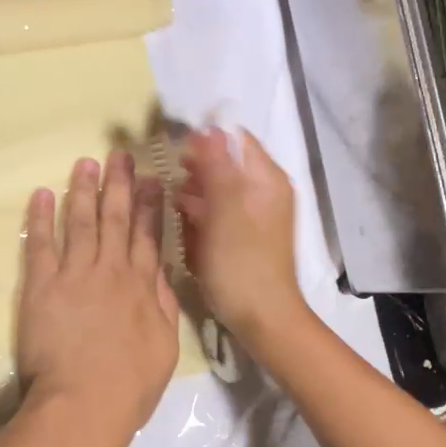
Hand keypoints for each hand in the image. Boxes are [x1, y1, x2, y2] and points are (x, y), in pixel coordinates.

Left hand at [16, 151, 181, 437]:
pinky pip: (41, 244)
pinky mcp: (42, 285)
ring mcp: (75, 274)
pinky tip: (43, 194)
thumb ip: (163, 304)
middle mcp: (110, 270)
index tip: (152, 179)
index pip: (147, 235)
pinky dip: (42, 217)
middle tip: (119, 155)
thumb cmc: (129, 384)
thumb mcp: (164, 345)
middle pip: (115, 219)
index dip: (150, 205)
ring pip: (81, 222)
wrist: (85, 403)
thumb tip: (161, 271)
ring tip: (86, 163)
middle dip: (119, 184)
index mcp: (142, 285)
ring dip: (83, 190)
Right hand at [177, 127, 308, 344]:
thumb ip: (217, 167)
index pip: (236, 138)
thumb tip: (208, 127)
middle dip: (199, 173)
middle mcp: (267, 190)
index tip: (178, 154)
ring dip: (199, 197)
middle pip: (227, 163)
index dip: (207, 140)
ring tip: (184, 214)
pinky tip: (192, 232)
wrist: (263, 319)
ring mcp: (259, 214)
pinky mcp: (248, 235)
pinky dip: (206, 217)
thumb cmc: (242, 265)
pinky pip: (222, 212)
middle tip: (179, 190)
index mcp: (267, 179)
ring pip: (221, 189)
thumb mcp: (224, 212)